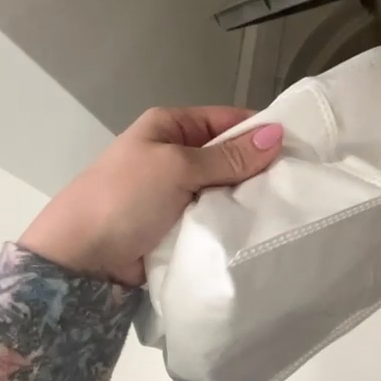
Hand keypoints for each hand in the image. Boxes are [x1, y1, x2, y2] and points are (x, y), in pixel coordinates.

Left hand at [18, 106, 283, 285]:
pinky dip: (234, 223)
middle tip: (300, 183)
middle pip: (230, 157)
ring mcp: (178, 193)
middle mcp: (175, 155)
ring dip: (248, 200)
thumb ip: (228, 156)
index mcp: (169, 127)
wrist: (80, 260)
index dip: (260, 131)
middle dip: (259, 169)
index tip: (299, 147)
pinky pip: (217, 219)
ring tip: (289, 208)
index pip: (226, 120)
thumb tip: (277, 134)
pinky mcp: (181, 226)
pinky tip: (263, 229)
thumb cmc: (124, 198)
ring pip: (227, 191)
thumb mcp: (177, 167)